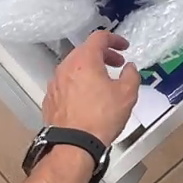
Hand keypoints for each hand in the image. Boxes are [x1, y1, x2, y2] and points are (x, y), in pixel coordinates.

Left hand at [43, 31, 140, 147]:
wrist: (73, 145)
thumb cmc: (100, 118)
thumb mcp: (127, 94)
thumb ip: (131, 75)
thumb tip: (130, 69)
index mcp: (84, 60)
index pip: (98, 37)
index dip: (114, 39)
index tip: (123, 46)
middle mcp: (66, 67)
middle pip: (85, 51)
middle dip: (103, 55)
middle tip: (116, 64)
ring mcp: (55, 83)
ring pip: (74, 67)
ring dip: (90, 69)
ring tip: (103, 82)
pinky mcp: (50, 98)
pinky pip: (66, 83)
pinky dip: (78, 83)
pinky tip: (88, 98)